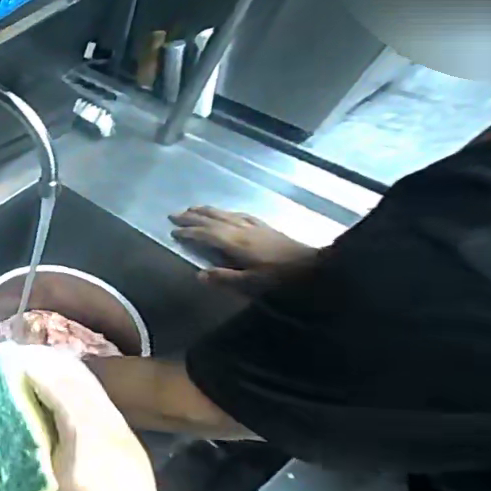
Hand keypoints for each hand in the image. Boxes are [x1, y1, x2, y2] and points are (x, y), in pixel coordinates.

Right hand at [14, 347, 182, 490]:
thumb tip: (31, 361)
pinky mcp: (39, 486)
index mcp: (97, 419)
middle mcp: (77, 434)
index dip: (34, 361)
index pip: (64, 374)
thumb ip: (65, 397)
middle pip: (41, 398)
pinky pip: (12, 455)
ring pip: (24, 424)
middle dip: (10, 386)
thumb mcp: (89, 439)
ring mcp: (57, 462)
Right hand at [168, 206, 317, 294]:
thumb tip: (198, 275)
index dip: (188, 232)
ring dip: (207, 211)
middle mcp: (241, 230)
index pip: (205, 234)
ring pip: (225, 214)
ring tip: (193, 208)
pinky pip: (242, 215)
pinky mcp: (266, 227)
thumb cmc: (281, 276)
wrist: (317, 266)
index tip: (172, 232)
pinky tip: (227, 213)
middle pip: (212, 220)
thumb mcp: (251, 282)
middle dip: (192, 217)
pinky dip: (229, 212)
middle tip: (174, 214)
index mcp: (235, 243)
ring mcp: (254, 227)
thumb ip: (224, 278)